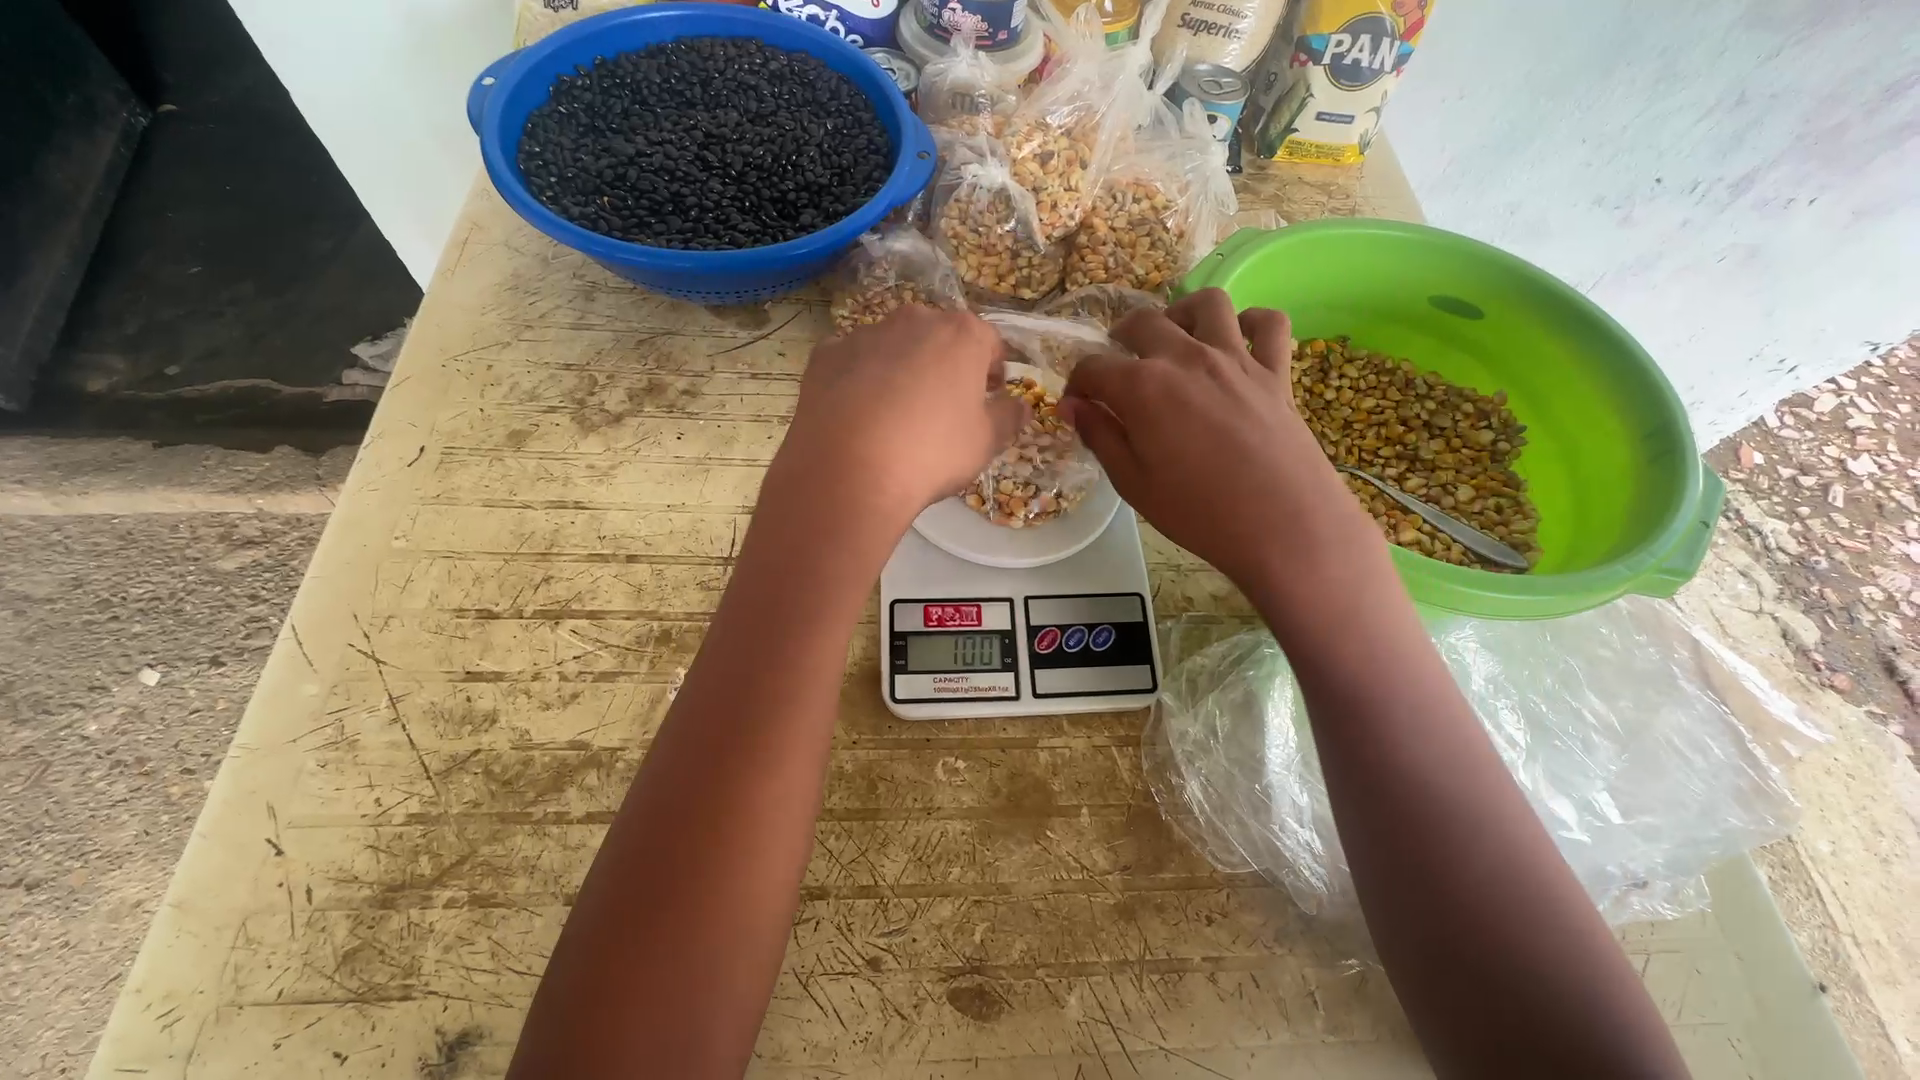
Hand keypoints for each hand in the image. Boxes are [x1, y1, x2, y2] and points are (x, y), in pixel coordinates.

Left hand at [773, 306, 1026, 524]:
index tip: (989, 397)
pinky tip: (858, 416)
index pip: (990, 342)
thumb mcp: (986, 442)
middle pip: (939, 337)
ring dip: (901, 370)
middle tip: (943, 408)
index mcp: (962, 334)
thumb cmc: (931, 453)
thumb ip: (1010, 416)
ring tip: (895, 416)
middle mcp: (914, 320)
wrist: (847, 472)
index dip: (993, 370)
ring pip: (893, 347)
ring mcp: (864, 333)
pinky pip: (853, 362)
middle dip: (945, 365)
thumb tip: (1021, 405)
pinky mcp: (825, 355)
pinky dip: (859, 381)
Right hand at [1060, 289, 1379, 594]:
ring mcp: (1235, 359)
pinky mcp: (1276, 371)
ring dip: (1182, 313)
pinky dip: (1251, 323)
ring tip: (1176, 338)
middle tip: (1119, 366)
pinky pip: (1268, 324)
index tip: (1076, 406)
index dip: (1077, 385)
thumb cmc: (1198, 512)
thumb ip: (1100, 436)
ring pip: (1207, 304)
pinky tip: (1238, 342)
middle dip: (1120, 337)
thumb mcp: (1133, 483)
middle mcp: (1186, 358)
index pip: (1093, 368)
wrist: (1283, 524)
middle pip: (1143, 322)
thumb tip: (1072, 407)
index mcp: (1142, 387)